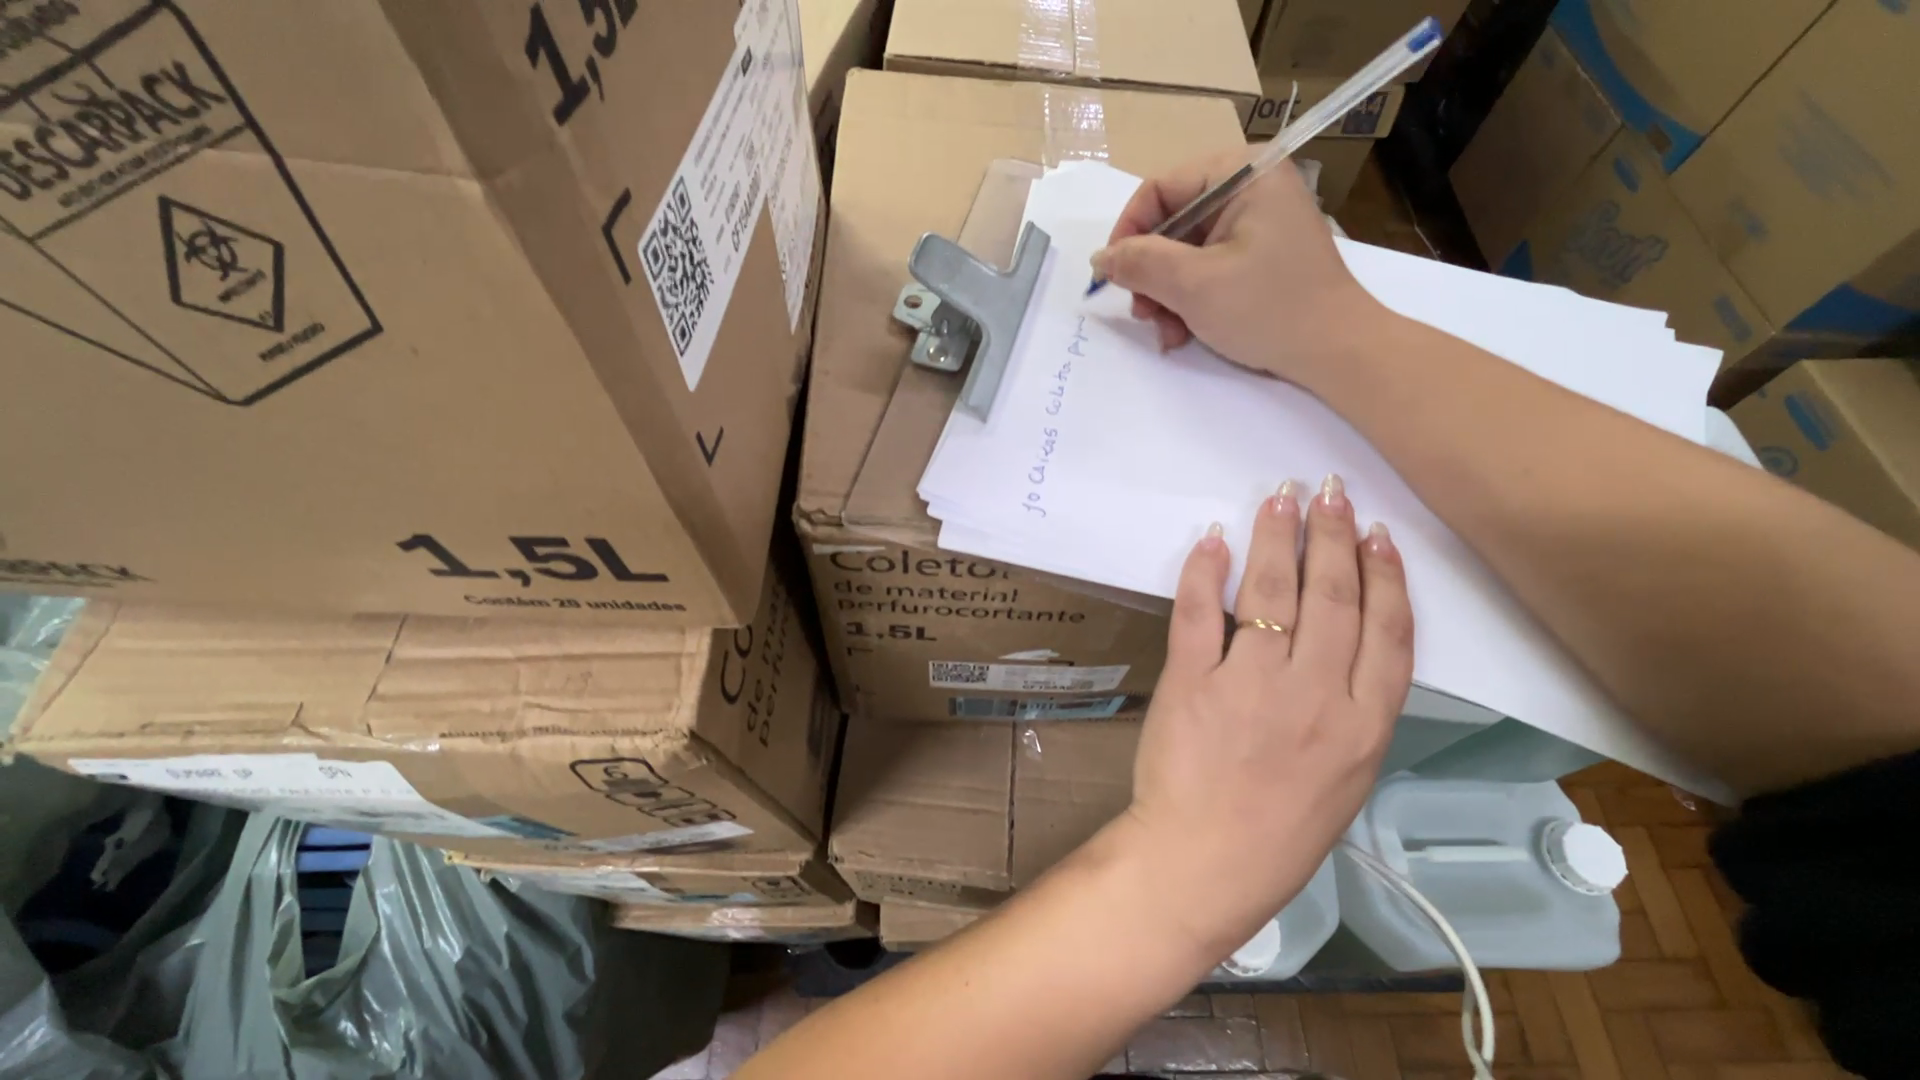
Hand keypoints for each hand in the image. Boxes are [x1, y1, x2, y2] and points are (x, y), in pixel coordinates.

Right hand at [1089, 150, 1385, 382]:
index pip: (1161, 188)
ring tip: (1166, 332)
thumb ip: (1140, 264)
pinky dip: (1189, 300)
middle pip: (1172, 223)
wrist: (1337, 351)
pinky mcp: (1261, 256)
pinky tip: (1184, 332)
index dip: (1129, 232)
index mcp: (1243, 174)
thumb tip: (1100, 257)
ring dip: (1166, 295)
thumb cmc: (1268, 308)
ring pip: (1185, 252)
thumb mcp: (1193, 285)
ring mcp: (1258, 223)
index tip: (1112, 276)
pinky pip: (1208, 268)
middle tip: (1142, 315)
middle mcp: (1252, 188)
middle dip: (1151, 274)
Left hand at [1122, 475, 1414, 958]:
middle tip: (1331, 491)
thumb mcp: (1347, 779)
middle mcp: (1315, 697)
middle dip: (1334, 537)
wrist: (1203, 863)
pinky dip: (1206, 572)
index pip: (1389, 633)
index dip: (1387, 576)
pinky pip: (1200, 614)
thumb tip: (1351, 645)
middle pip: (1335, 599)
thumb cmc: (1280, 834)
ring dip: (1278, 538)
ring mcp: (1251, 686)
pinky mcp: (1192, 682)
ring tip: (1282, 498)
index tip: (1378, 535)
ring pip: (1272, 595)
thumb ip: (1354, 712)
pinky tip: (1214, 539)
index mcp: (1363, 727)